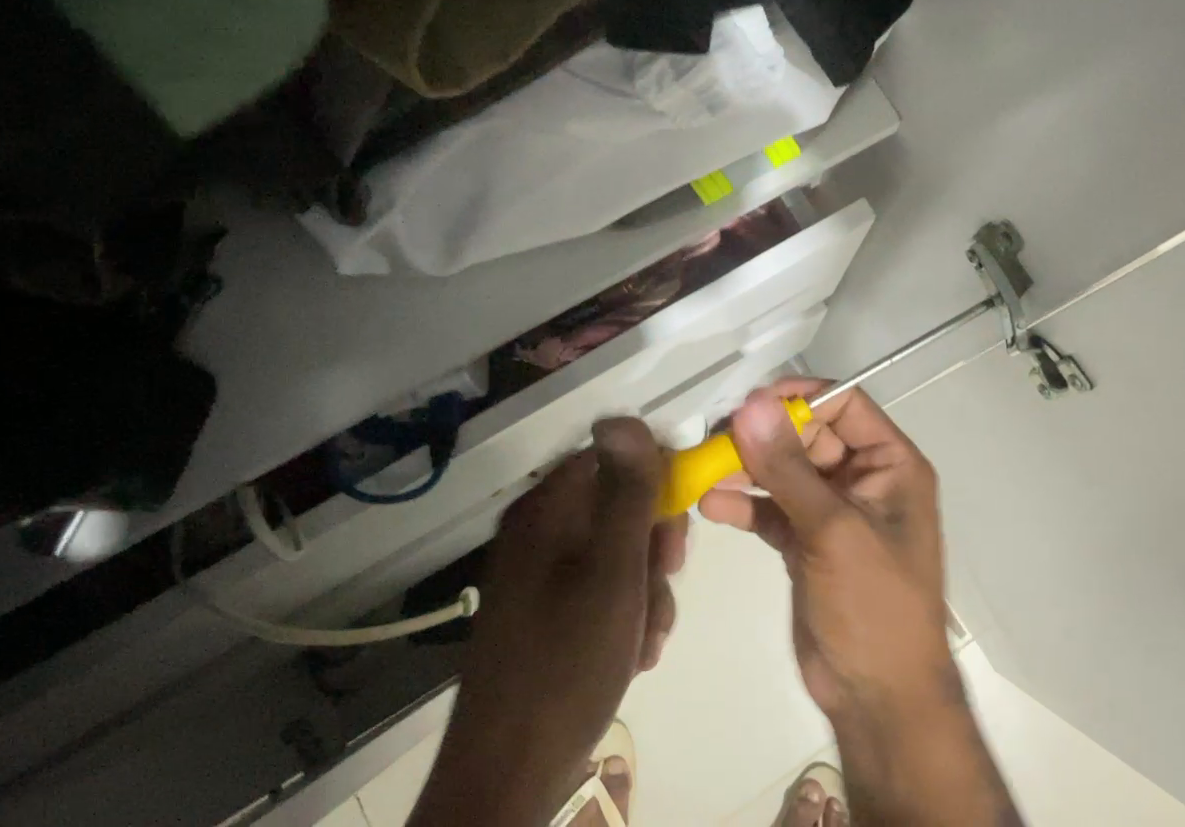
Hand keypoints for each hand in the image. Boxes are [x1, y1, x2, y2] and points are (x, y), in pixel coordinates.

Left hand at [410, 419, 685, 826]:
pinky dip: (624, 614)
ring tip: (647, 638)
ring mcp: (535, 573)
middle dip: (652, 548)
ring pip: (615, 553)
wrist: (509, 769)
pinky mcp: (540, 611)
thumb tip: (625, 414)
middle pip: (617, 507)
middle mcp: (535, 531)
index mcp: (546, 510)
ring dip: (645, 590)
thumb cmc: (569, 662)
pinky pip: (597, 589)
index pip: (613, 459)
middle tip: (664, 587)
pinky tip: (631, 652)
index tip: (675, 537)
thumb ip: (626, 492)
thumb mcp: (614, 571)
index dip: (655, 487)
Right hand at [701, 381, 1023, 825]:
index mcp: (891, 465)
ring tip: (701, 469)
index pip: (845, 405)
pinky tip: (709, 505)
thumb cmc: (873, 605)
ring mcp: (833, 513)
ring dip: (746, 469)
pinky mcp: (805, 544)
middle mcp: (864, 480)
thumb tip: (750, 405)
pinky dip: (744, 506)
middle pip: (808, 436)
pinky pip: (772, 510)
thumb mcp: (833, 530)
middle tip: (711, 438)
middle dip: (763, 435)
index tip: (747, 403)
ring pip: (785, 472)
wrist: (877, 696)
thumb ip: (788, 468)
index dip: (799, 398)